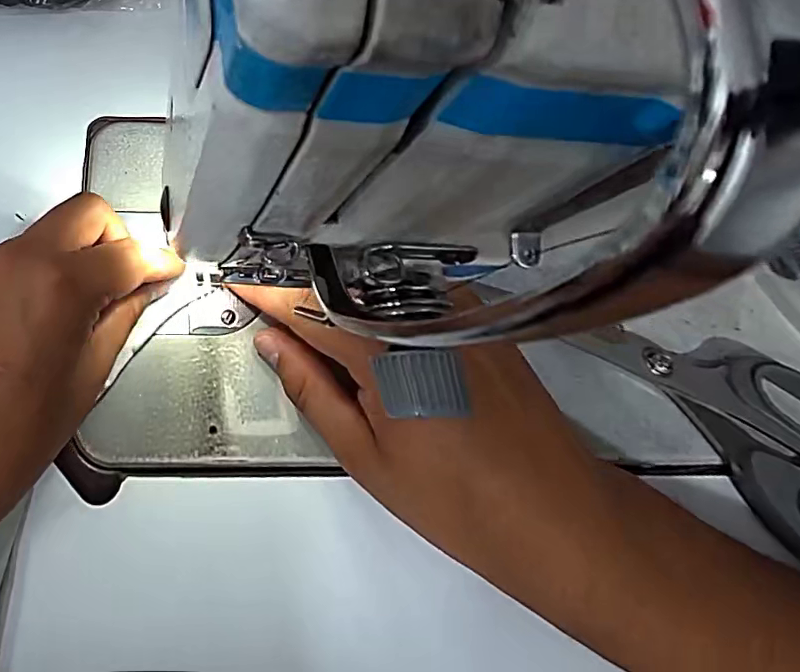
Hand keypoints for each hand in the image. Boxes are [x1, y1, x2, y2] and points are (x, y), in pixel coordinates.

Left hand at [0, 193, 182, 616]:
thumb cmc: (6, 440)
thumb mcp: (87, 379)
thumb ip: (122, 318)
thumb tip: (141, 289)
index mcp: (58, 287)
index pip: (126, 251)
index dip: (156, 260)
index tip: (164, 269)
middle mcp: (17, 261)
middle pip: (86, 211)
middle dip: (115, 237)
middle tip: (123, 277)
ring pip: (47, 230)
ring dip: (71, 254)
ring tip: (73, 306)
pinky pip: (11, 255)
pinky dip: (33, 271)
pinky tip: (32, 316)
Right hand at [231, 287, 622, 591]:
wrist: (556, 514)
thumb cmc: (468, 501)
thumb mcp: (365, 454)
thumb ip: (310, 387)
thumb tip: (274, 347)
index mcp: (385, 349)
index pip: (305, 306)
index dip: (266, 294)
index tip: (243, 285)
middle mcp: (422, 316)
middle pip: (338, 289)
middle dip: (303, 302)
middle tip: (283, 330)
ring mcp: (455, 310)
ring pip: (373, 287)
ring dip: (343, 304)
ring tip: (340, 351)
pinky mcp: (476, 314)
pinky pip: (411, 294)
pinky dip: (383, 308)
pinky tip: (386, 347)